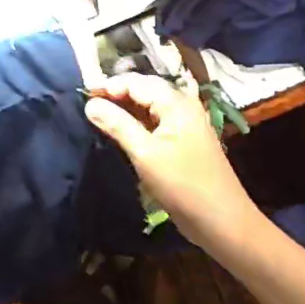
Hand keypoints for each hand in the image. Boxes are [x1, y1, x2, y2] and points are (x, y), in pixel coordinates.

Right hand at [84, 73, 263, 248]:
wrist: (223, 221)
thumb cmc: (183, 185)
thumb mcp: (145, 153)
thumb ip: (116, 124)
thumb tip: (90, 104)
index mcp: (176, 102)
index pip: (134, 82)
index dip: (107, 86)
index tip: (82, 97)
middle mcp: (182, 105)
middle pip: (142, 89)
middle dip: (115, 94)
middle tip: (87, 106)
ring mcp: (184, 122)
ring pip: (148, 105)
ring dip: (124, 109)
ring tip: (98, 118)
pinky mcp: (183, 139)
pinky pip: (154, 120)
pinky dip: (136, 121)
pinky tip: (120, 131)